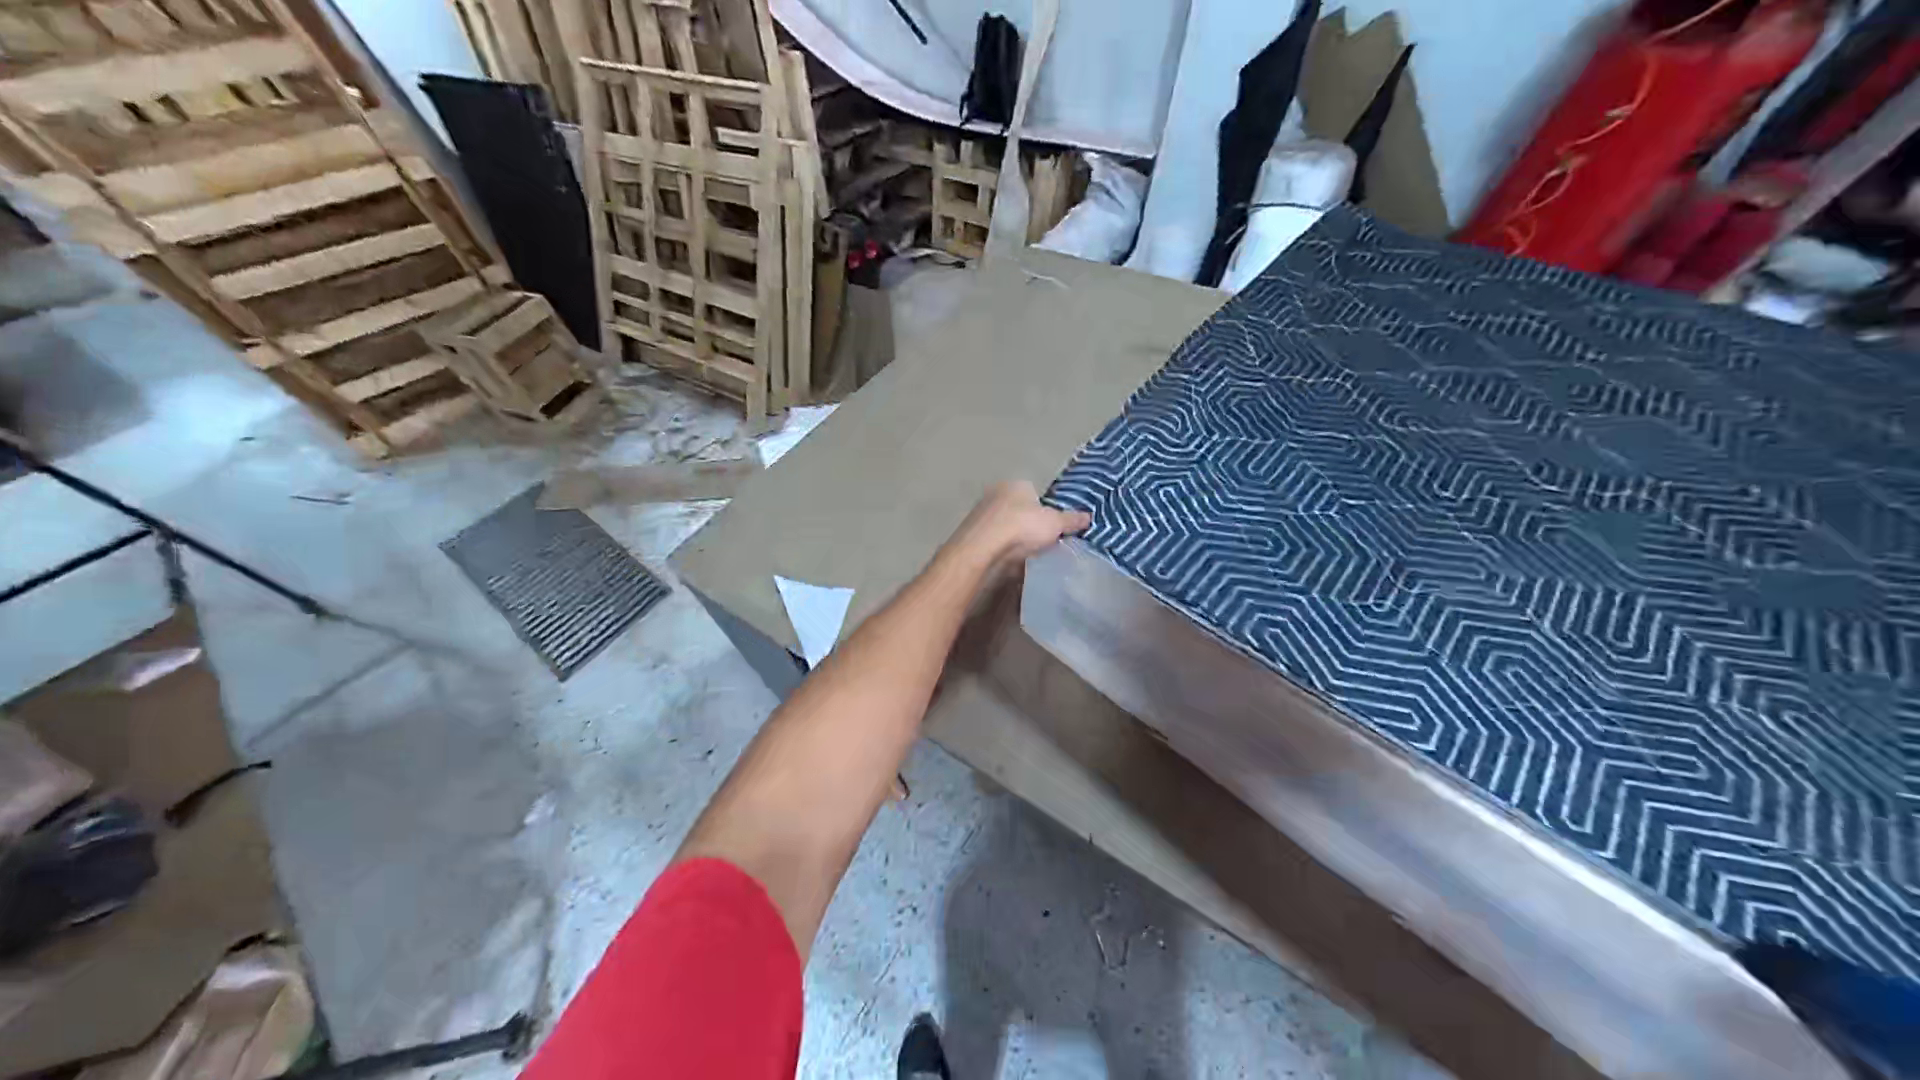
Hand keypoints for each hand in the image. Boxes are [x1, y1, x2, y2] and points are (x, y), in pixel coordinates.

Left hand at [947, 480, 1091, 568]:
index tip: (1052, 528)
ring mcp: (980, 513)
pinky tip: (1008, 560)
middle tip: (1041, 542)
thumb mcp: (1055, 523)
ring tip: (1026, 554)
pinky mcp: (970, 534)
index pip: (1034, 493)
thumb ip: (1071, 520)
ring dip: (1013, 537)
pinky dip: (1000, 549)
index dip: (1045, 510)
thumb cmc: (1022, 526)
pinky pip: (993, 540)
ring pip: (1004, 525)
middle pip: (1018, 509)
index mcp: (1016, 484)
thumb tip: (1089, 517)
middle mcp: (995, 493)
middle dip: (1028, 524)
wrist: (983, 548)